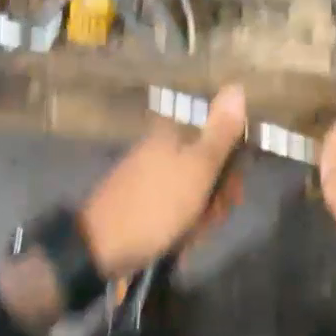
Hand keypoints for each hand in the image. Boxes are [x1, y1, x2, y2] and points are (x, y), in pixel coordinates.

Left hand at [79, 84, 247, 277]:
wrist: (98, 249)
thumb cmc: (155, 205)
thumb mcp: (198, 167)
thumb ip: (221, 131)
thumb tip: (237, 86)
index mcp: (174, 132)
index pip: (220, 137)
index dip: (234, 165)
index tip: (234, 191)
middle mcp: (162, 147)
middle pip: (209, 165)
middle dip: (218, 195)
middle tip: (213, 217)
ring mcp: (151, 174)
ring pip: (195, 189)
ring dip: (203, 213)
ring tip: (194, 234)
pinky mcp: (143, 200)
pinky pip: (177, 206)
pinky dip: (184, 222)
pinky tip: (181, 240)